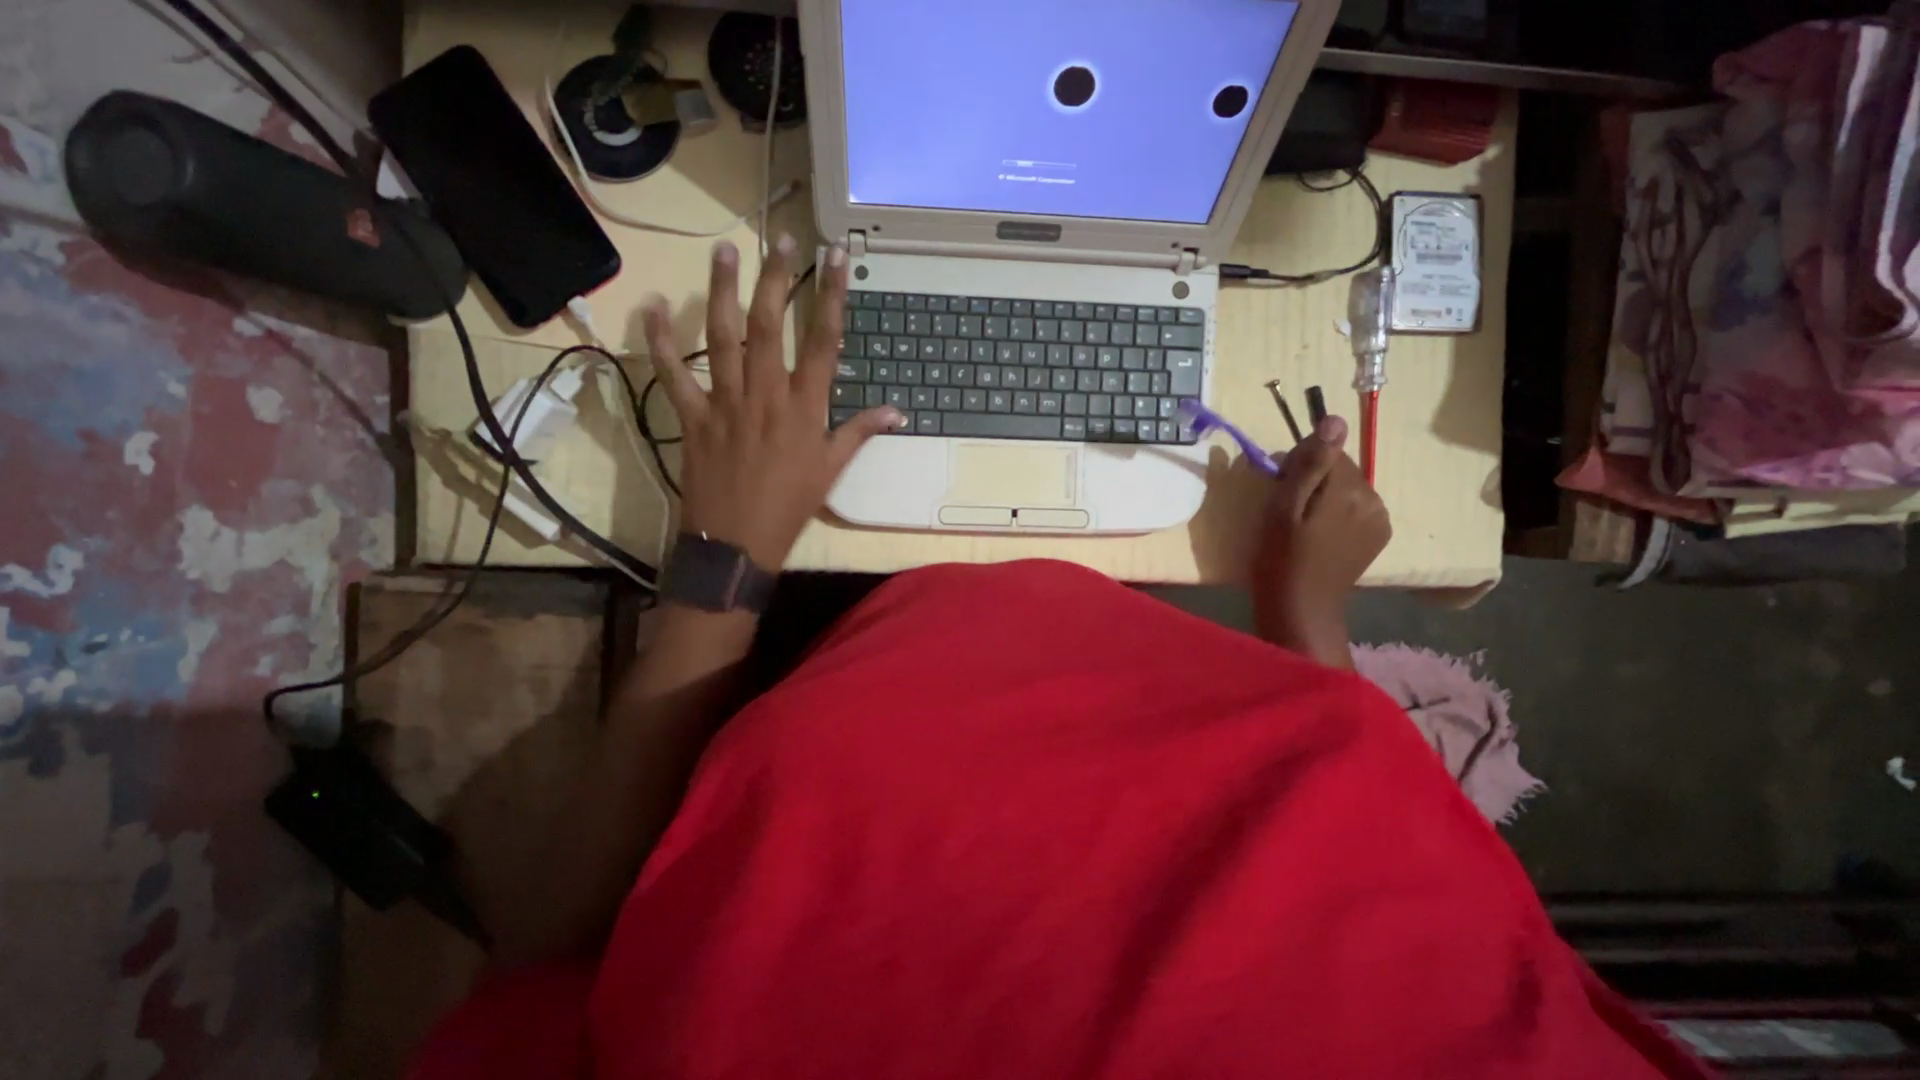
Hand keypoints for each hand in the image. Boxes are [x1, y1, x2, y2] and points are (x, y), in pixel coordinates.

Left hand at [641, 237, 903, 571]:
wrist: (737, 545)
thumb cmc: (789, 508)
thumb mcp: (831, 472)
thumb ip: (859, 433)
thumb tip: (896, 412)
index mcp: (804, 408)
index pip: (824, 341)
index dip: (831, 295)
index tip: (835, 257)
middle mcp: (766, 395)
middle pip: (771, 325)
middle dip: (777, 277)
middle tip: (779, 238)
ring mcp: (726, 403)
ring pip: (723, 337)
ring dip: (723, 291)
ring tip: (723, 250)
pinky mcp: (693, 416)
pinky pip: (673, 373)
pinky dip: (661, 340)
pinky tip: (651, 305)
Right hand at [1251, 415, 1390, 668]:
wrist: (1301, 610)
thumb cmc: (1279, 559)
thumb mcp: (1283, 508)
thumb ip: (1311, 463)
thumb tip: (1334, 420)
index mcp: (1348, 489)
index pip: (1327, 448)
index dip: (1300, 462)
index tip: (1281, 487)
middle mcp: (1373, 497)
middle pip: (1341, 466)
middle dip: (1315, 478)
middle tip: (1288, 508)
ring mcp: (1380, 518)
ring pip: (1349, 485)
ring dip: (1327, 495)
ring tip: (1304, 523)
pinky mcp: (1379, 534)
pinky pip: (1358, 505)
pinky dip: (1339, 511)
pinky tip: (1322, 534)